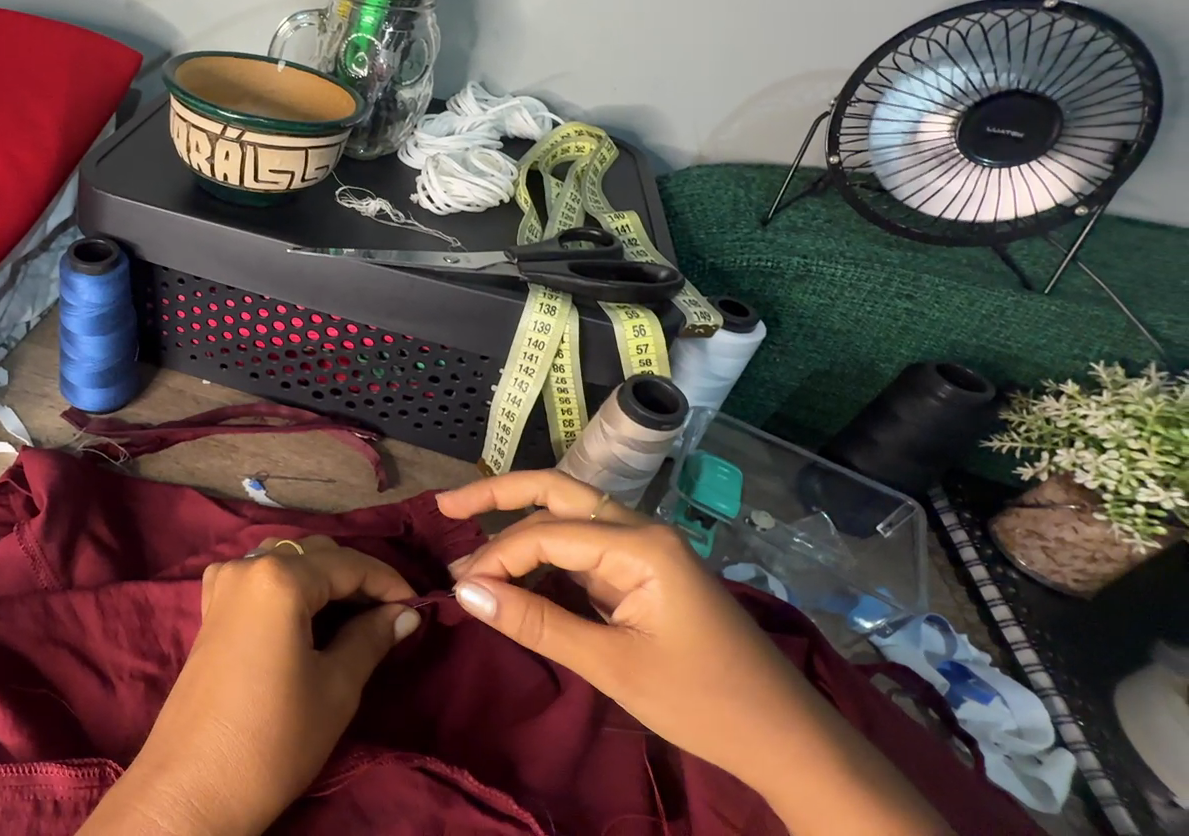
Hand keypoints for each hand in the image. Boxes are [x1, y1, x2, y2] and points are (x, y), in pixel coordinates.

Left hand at [79, 535, 419, 835]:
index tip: (418, 606)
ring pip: (286, 560)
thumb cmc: (275, 737)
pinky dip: (291, 585)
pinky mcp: (211, 606)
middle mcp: (247, 565)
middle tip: (392, 614)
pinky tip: (311, 614)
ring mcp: (223, 583)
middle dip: (357, 578)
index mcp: (278, 576)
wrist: (196, 785)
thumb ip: (372, 637)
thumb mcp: (336, 687)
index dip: (388, 582)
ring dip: (324, 578)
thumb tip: (406, 612)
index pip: (348, 564)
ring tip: (357, 614)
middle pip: (315, 554)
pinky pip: (260, 577)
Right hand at [436, 469, 948, 835]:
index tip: (460, 588)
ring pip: (568, 517)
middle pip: (556, 493)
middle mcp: (640, 531)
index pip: (546, 533)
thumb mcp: (611, 665)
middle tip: (444, 507)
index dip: (496, 557)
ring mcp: (643, 550)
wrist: (789, 741)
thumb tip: (464, 590)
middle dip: (498, 496)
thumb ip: (535, 622)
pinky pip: (582, 549)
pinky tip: (515, 572)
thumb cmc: (704, 702)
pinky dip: (543, 556)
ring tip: (469, 548)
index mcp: (639, 544)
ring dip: (518, 528)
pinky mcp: (642, 574)